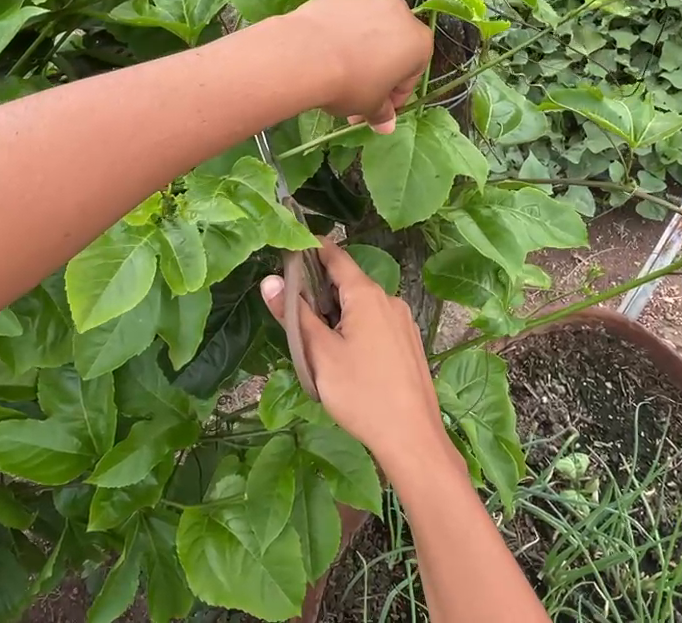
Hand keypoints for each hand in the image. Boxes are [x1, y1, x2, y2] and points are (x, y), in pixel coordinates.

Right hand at [260, 243, 449, 465]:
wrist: (411, 436)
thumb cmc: (361, 392)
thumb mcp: (319, 353)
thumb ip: (295, 315)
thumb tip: (270, 280)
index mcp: (367, 295)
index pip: (336, 257)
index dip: (313, 248)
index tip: (290, 245)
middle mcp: (389, 299)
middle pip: (349, 282)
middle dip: (320, 289)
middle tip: (292, 306)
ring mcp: (403, 321)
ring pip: (362, 305)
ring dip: (338, 312)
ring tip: (315, 338)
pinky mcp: (409, 342)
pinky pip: (377, 323)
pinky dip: (356, 327)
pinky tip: (344, 355)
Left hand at [283, 0, 430, 133]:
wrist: (306, 54)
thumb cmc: (351, 83)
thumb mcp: (369, 106)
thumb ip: (382, 113)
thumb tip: (386, 127)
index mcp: (418, 41)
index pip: (412, 75)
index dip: (394, 97)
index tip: (378, 110)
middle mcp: (399, 12)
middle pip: (392, 47)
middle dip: (377, 73)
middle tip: (357, 97)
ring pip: (368, 29)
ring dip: (359, 50)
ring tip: (337, 73)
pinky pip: (344, 18)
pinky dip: (338, 33)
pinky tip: (323, 53)